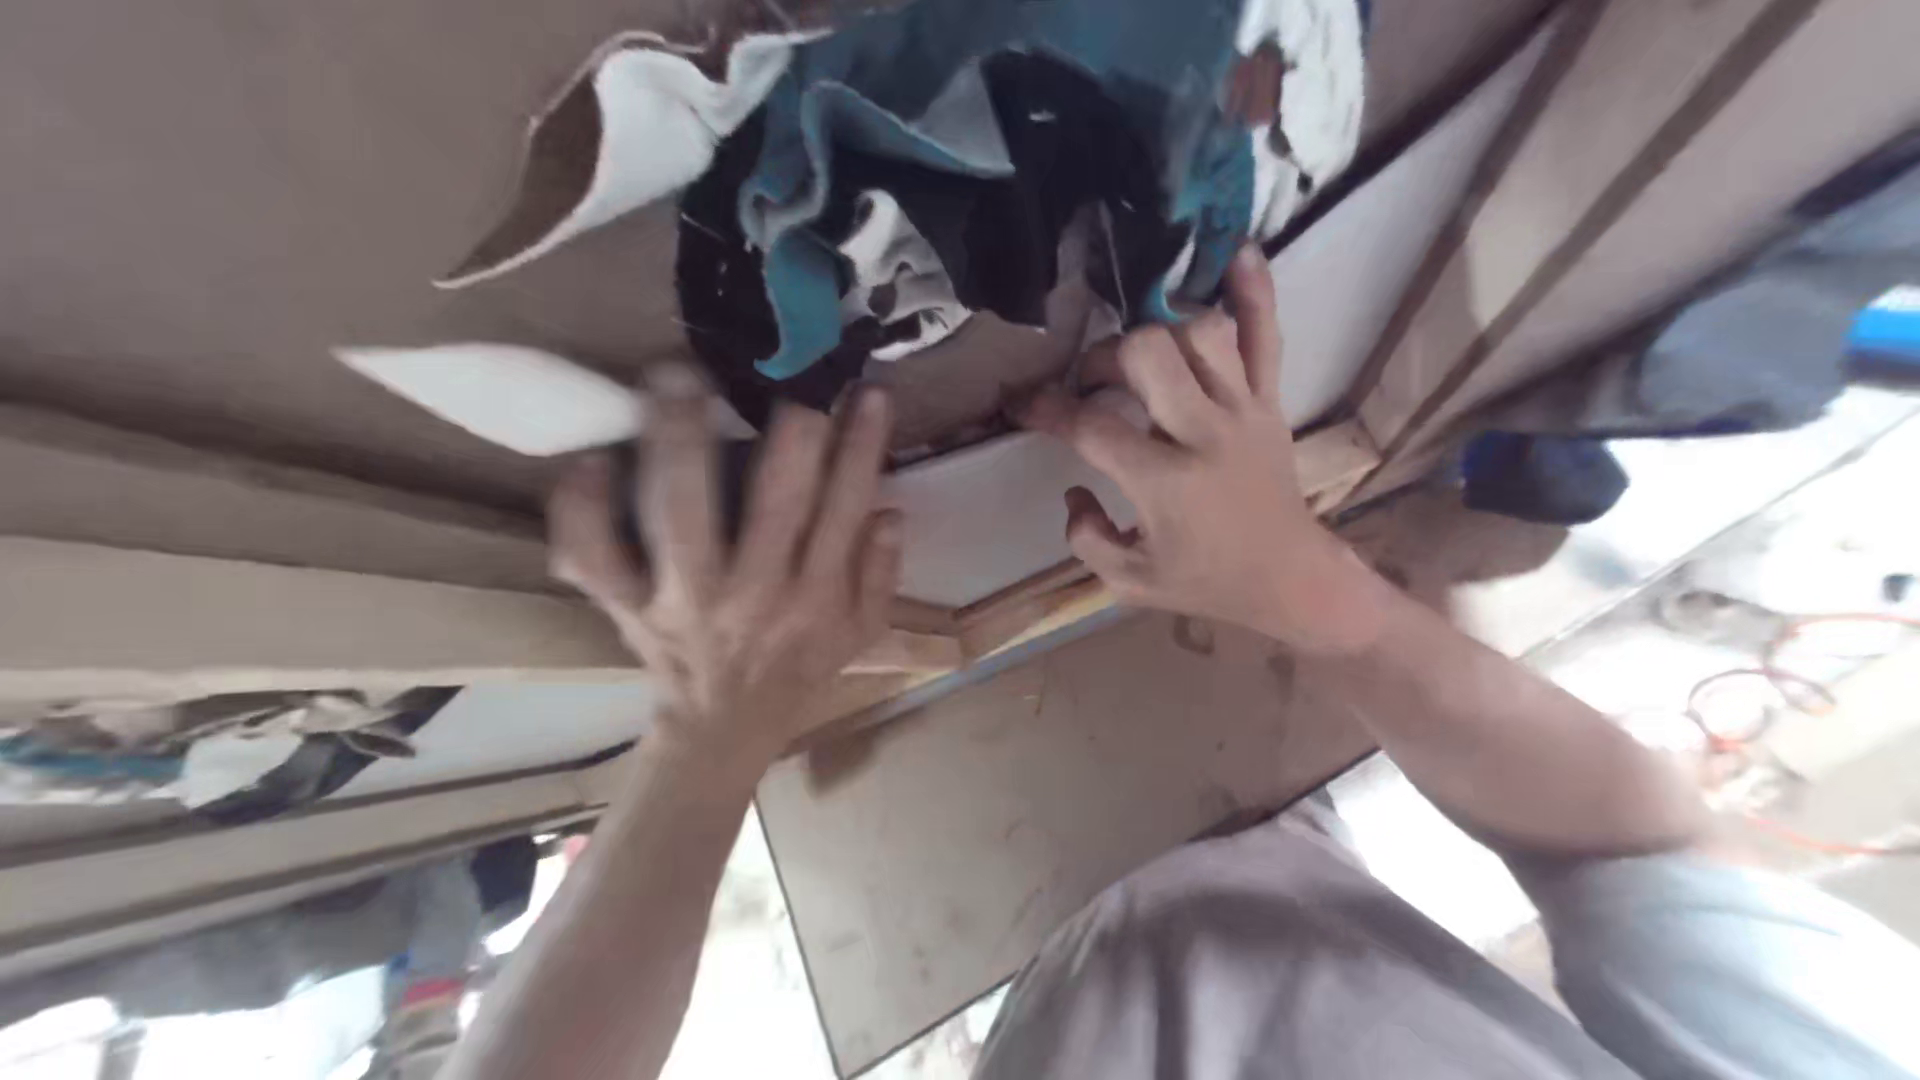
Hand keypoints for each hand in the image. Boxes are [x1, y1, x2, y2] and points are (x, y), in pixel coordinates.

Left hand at [547, 365, 901, 760]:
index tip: (868, 390)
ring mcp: (684, 600)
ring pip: (681, 515)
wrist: (724, 725)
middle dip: (786, 433)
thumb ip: (882, 573)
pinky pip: (595, 558)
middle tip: (782, 361)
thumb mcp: (862, 631)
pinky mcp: (627, 606)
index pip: (846, 509)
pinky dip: (582, 510)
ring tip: (676, 377)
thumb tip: (891, 510)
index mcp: (816, 597)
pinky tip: (592, 460)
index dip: (862, 446)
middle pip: (774, 504)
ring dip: (679, 442)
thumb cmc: (799, 667)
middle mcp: (755, 593)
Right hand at [1021, 245, 1386, 655]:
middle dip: (1104, 358)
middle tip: (1094, 381)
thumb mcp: (1129, 583)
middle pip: (1146, 354)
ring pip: (1201, 332)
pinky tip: (1236, 256)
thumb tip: (1073, 491)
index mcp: (1164, 482)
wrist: (1292, 579)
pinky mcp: (1271, 403)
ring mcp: (1244, 411)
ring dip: (1159, 334)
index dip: (1047, 410)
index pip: (1091, 427)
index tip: (1023, 402)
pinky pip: (1267, 336)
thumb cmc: (1206, 583)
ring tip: (1143, 357)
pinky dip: (1253, 293)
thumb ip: (1086, 539)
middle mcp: (1204, 433)